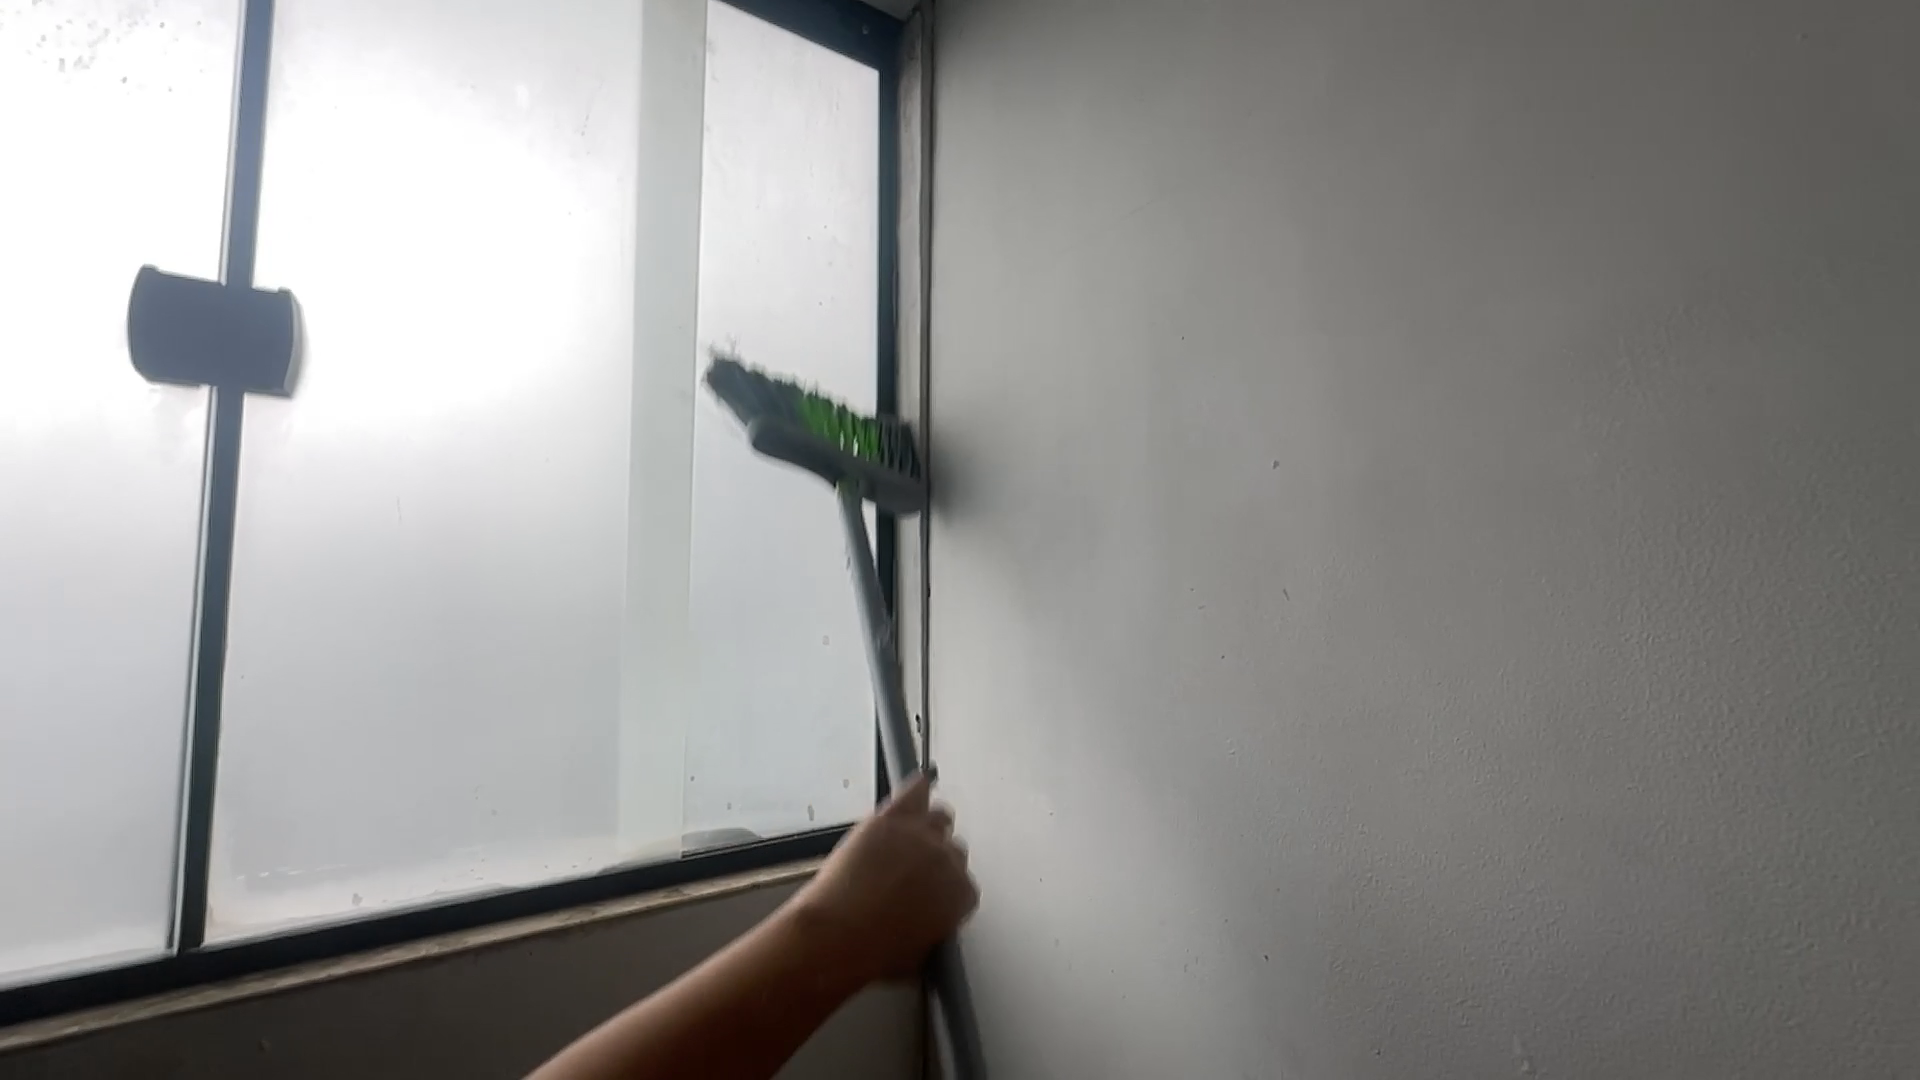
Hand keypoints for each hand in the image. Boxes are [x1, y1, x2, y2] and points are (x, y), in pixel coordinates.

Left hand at [786, 772, 978, 984]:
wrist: (838, 932)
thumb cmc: (874, 953)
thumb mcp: (918, 956)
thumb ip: (935, 929)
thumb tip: (929, 923)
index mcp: (960, 895)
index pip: (964, 882)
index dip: (945, 886)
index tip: (930, 891)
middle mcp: (949, 860)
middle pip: (954, 848)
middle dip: (937, 858)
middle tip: (913, 868)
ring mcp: (921, 834)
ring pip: (940, 817)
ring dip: (928, 826)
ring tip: (909, 837)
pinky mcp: (894, 817)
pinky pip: (917, 789)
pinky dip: (918, 787)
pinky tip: (916, 788)